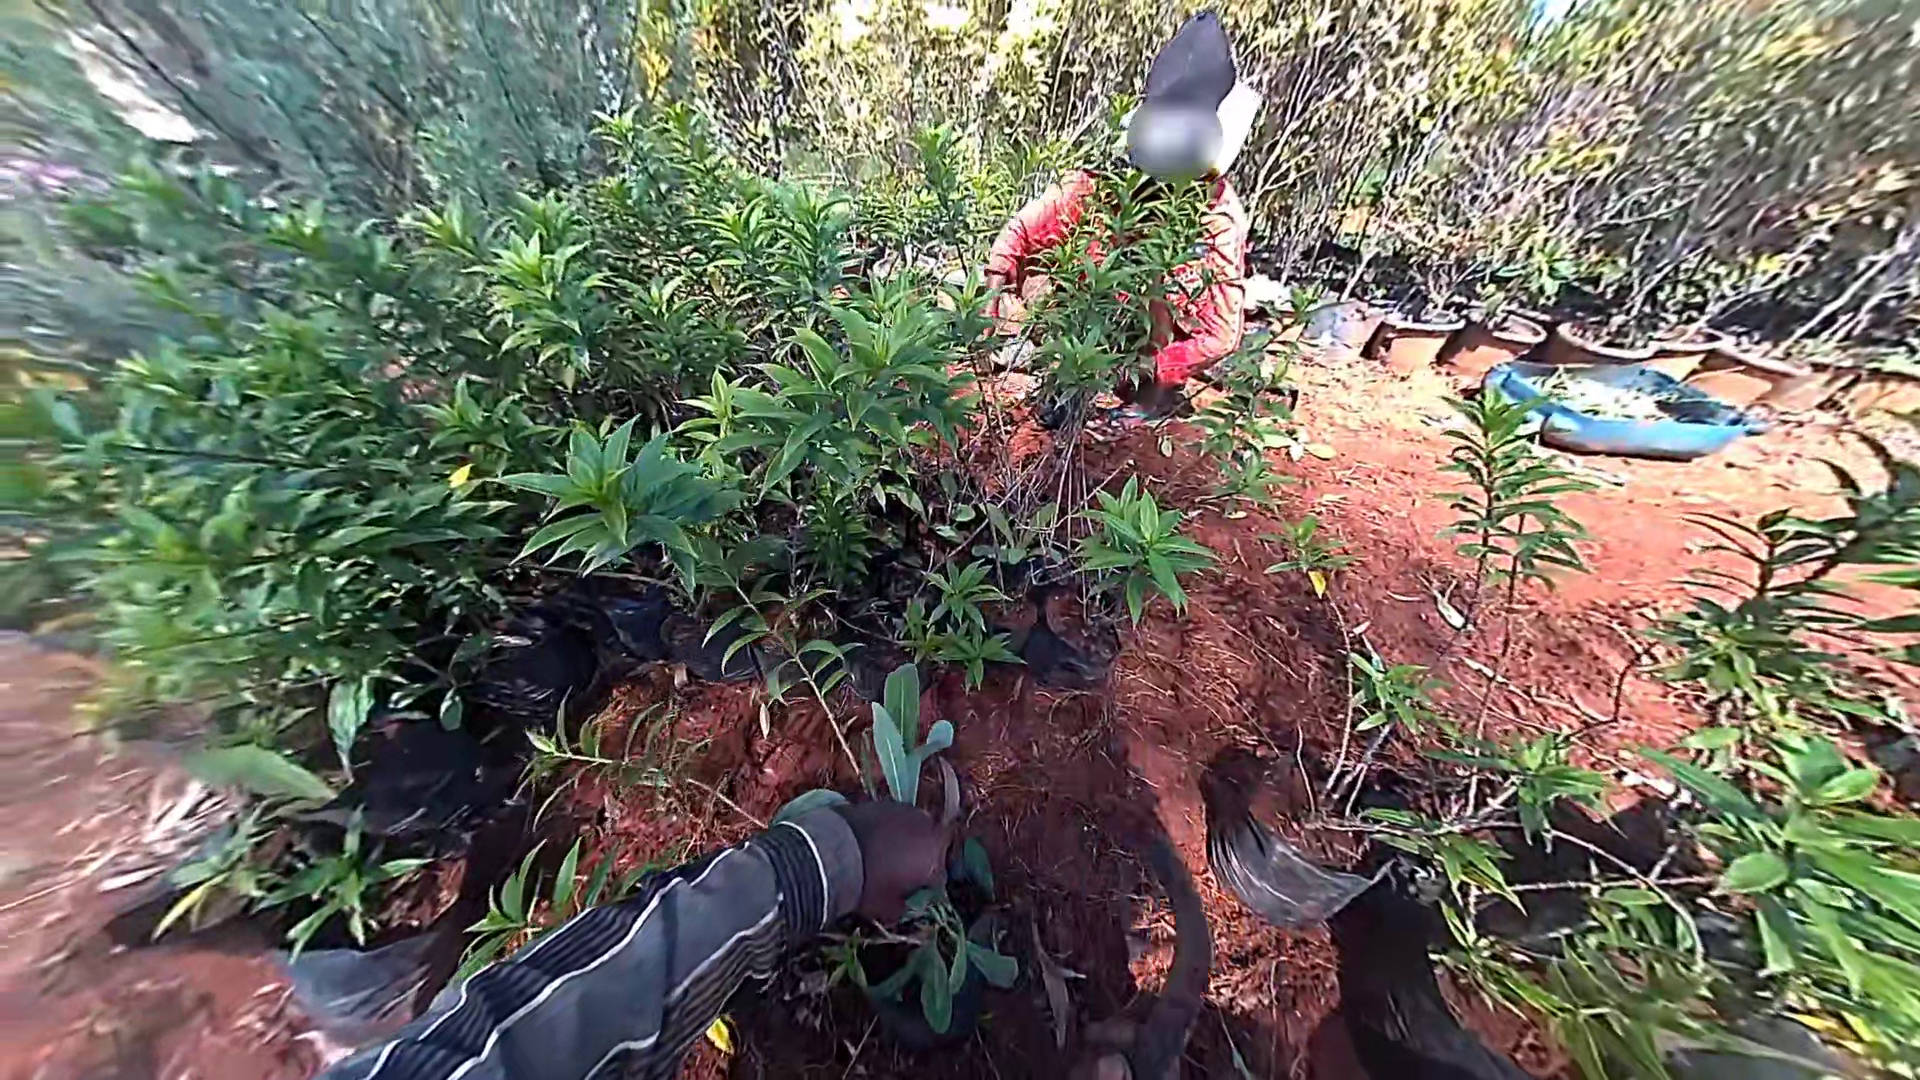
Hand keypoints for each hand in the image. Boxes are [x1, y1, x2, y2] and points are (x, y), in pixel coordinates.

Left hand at [832, 800, 949, 922]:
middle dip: (926, 853)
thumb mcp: (888, 908)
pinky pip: (898, 817)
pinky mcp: (888, 801)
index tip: (917, 890)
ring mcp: (908, 810)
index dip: (930, 884)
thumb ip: (904, 905)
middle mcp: (928, 829)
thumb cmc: (868, 885)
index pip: (941, 874)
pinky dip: (892, 826)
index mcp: (933, 857)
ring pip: (918, 825)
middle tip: (909, 867)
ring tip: (892, 850)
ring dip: (910, 836)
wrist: (836, 851)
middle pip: (936, 842)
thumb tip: (905, 902)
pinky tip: (877, 837)